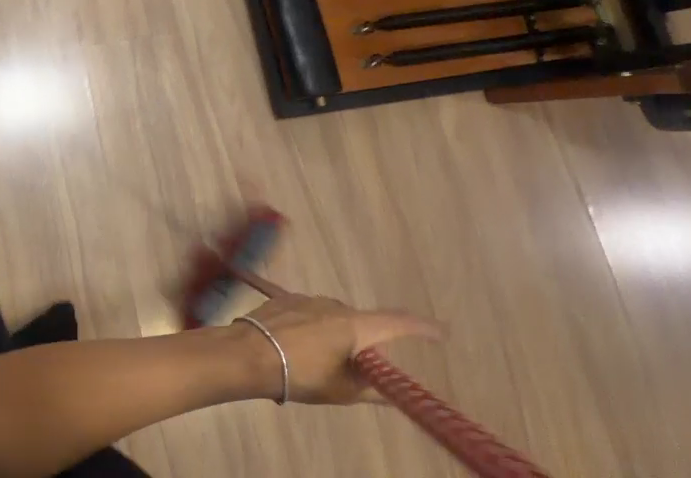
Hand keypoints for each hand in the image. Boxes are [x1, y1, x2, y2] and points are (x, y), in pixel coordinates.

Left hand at [224, 268, 442, 404]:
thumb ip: (373, 389)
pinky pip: (311, 314)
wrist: (248, 354)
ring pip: (335, 318)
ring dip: (339, 336)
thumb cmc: (300, 375)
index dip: (421, 327)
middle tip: (360, 370)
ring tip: (322, 362)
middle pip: (363, 323)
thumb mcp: (343, 391)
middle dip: (367, 343)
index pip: (397, 322)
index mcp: (354, 325)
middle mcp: (334, 305)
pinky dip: (315, 329)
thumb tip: (393, 391)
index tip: (441, 330)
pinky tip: (300, 347)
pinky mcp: (285, 299)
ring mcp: (307, 299)